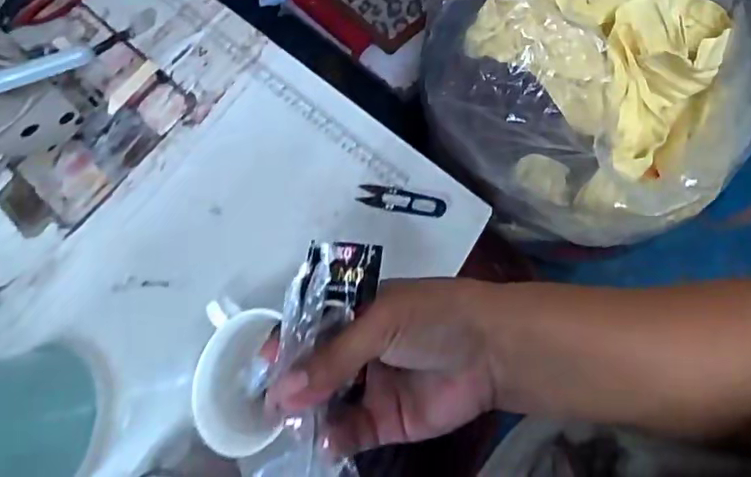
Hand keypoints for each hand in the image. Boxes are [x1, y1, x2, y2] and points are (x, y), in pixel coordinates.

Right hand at [267, 279, 496, 457]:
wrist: (490, 351)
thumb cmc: (437, 316)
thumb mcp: (384, 320)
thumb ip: (335, 355)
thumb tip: (281, 391)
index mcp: (361, 309)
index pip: (313, 324)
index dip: (287, 342)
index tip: (260, 366)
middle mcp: (361, 346)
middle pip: (314, 368)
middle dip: (290, 386)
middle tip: (267, 407)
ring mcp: (371, 384)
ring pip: (326, 403)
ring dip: (307, 415)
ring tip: (290, 426)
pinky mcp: (384, 421)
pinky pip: (348, 433)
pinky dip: (332, 439)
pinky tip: (325, 440)